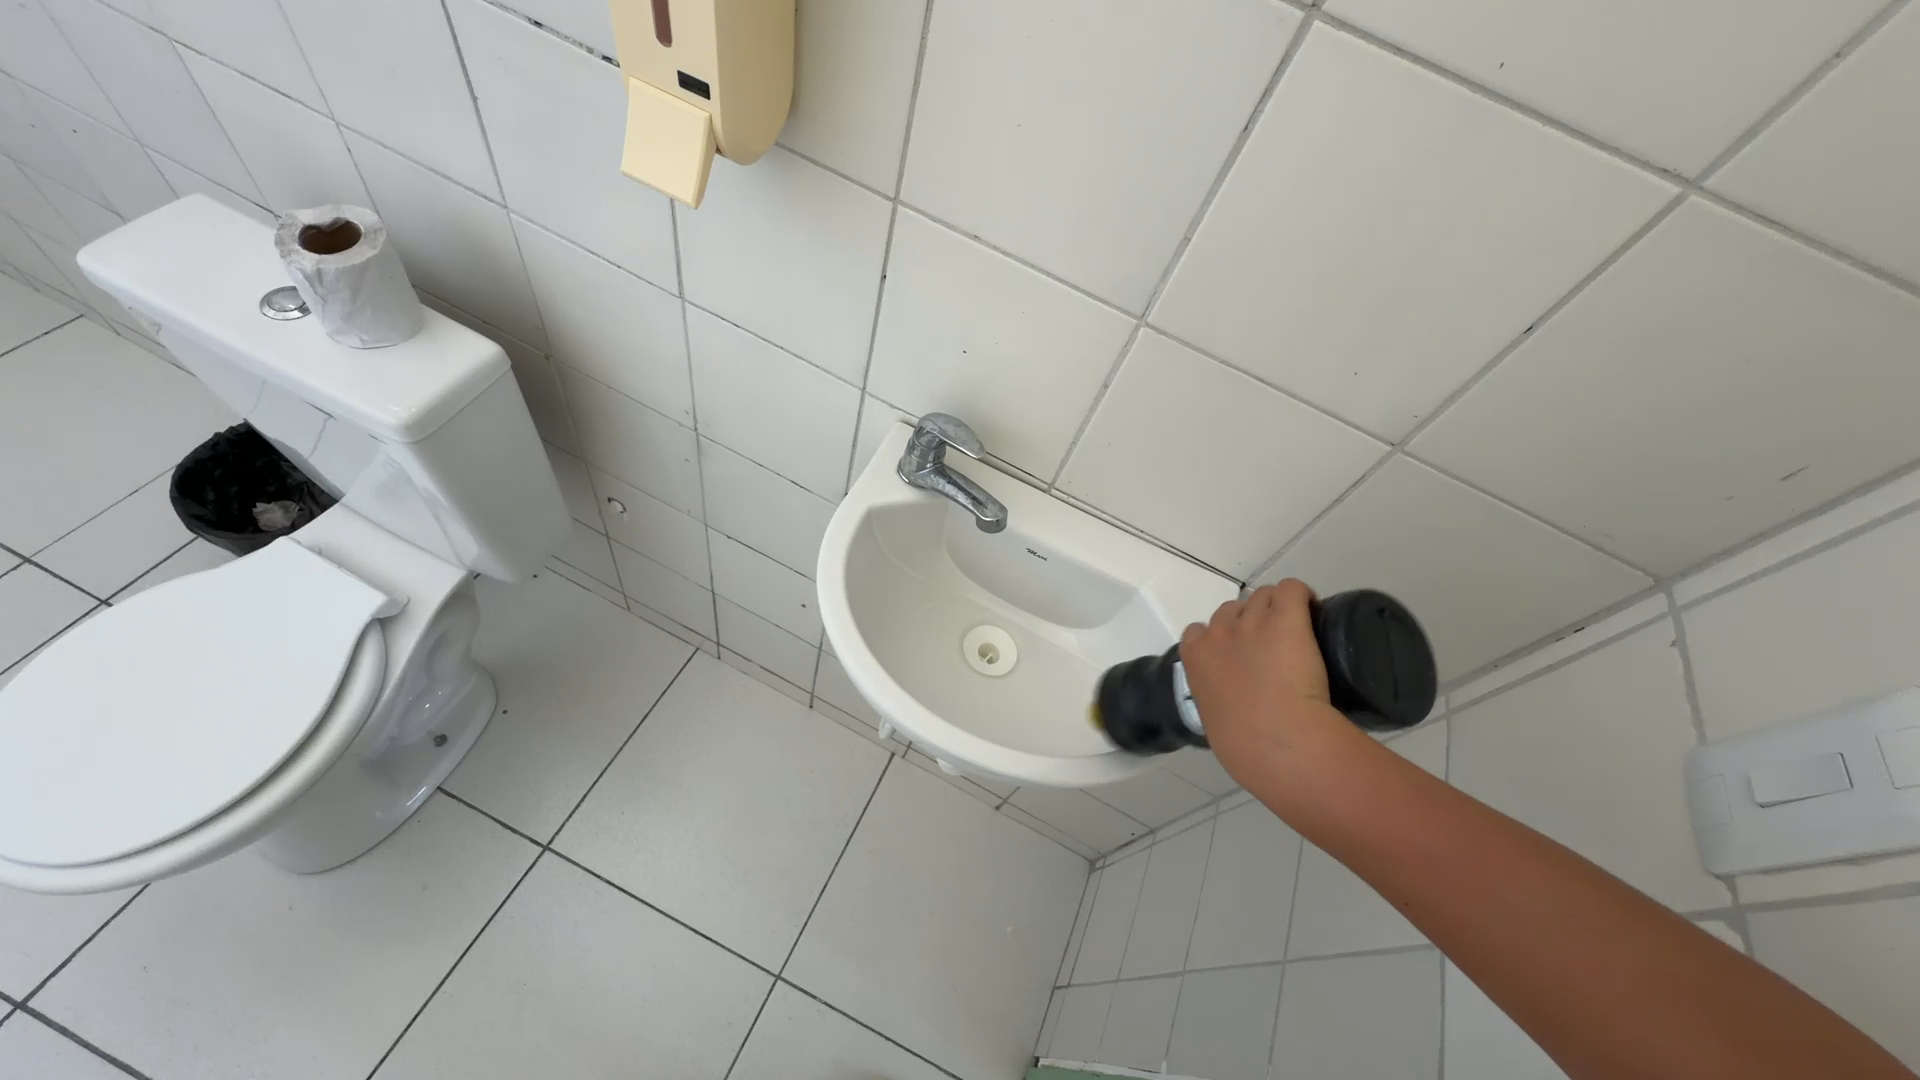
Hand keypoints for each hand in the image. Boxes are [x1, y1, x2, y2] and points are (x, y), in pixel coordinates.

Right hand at [1180, 579, 1349, 783]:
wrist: (1275, 739)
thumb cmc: (1242, 744)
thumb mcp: (1214, 720)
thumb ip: (1218, 701)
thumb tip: (1234, 708)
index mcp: (1195, 658)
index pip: (1198, 631)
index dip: (1220, 639)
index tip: (1238, 654)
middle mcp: (1219, 632)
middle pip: (1231, 610)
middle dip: (1248, 622)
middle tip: (1270, 645)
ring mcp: (1252, 622)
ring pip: (1262, 596)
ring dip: (1275, 609)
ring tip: (1295, 631)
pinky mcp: (1286, 618)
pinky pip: (1291, 589)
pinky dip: (1301, 596)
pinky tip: (1312, 609)